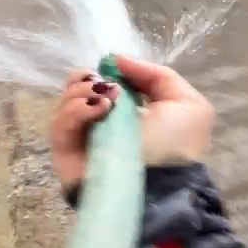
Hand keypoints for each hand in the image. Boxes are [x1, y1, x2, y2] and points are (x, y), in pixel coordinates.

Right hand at [50, 56, 215, 192]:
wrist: (157, 187)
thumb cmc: (176, 147)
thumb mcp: (188, 104)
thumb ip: (157, 75)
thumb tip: (116, 60)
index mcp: (128, 112)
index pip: (104, 82)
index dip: (106, 70)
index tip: (112, 66)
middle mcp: (101, 122)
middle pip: (78, 87)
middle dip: (87, 78)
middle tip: (104, 85)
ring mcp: (80, 136)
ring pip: (66, 101)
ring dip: (83, 92)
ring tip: (106, 101)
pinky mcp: (64, 150)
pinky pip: (60, 122)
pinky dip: (76, 110)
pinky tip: (98, 111)